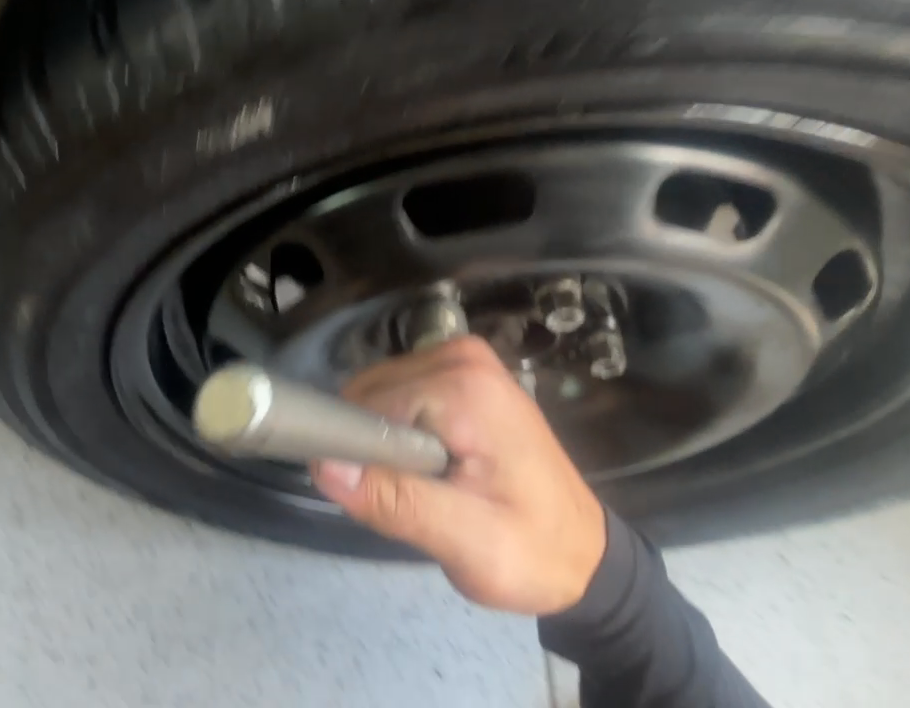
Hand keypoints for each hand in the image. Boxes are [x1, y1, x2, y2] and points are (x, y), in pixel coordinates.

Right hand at [310, 336, 607, 615]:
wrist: (584, 553)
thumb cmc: (532, 550)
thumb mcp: (467, 542)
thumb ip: (397, 500)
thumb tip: (325, 464)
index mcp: (465, 385)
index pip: (368, 407)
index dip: (365, 456)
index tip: (393, 499)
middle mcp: (460, 355)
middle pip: (370, 395)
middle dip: (376, 449)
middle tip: (418, 498)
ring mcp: (461, 357)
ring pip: (377, 394)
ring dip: (386, 442)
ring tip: (429, 484)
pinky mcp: (460, 369)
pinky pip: (397, 393)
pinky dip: (400, 430)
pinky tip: (432, 464)